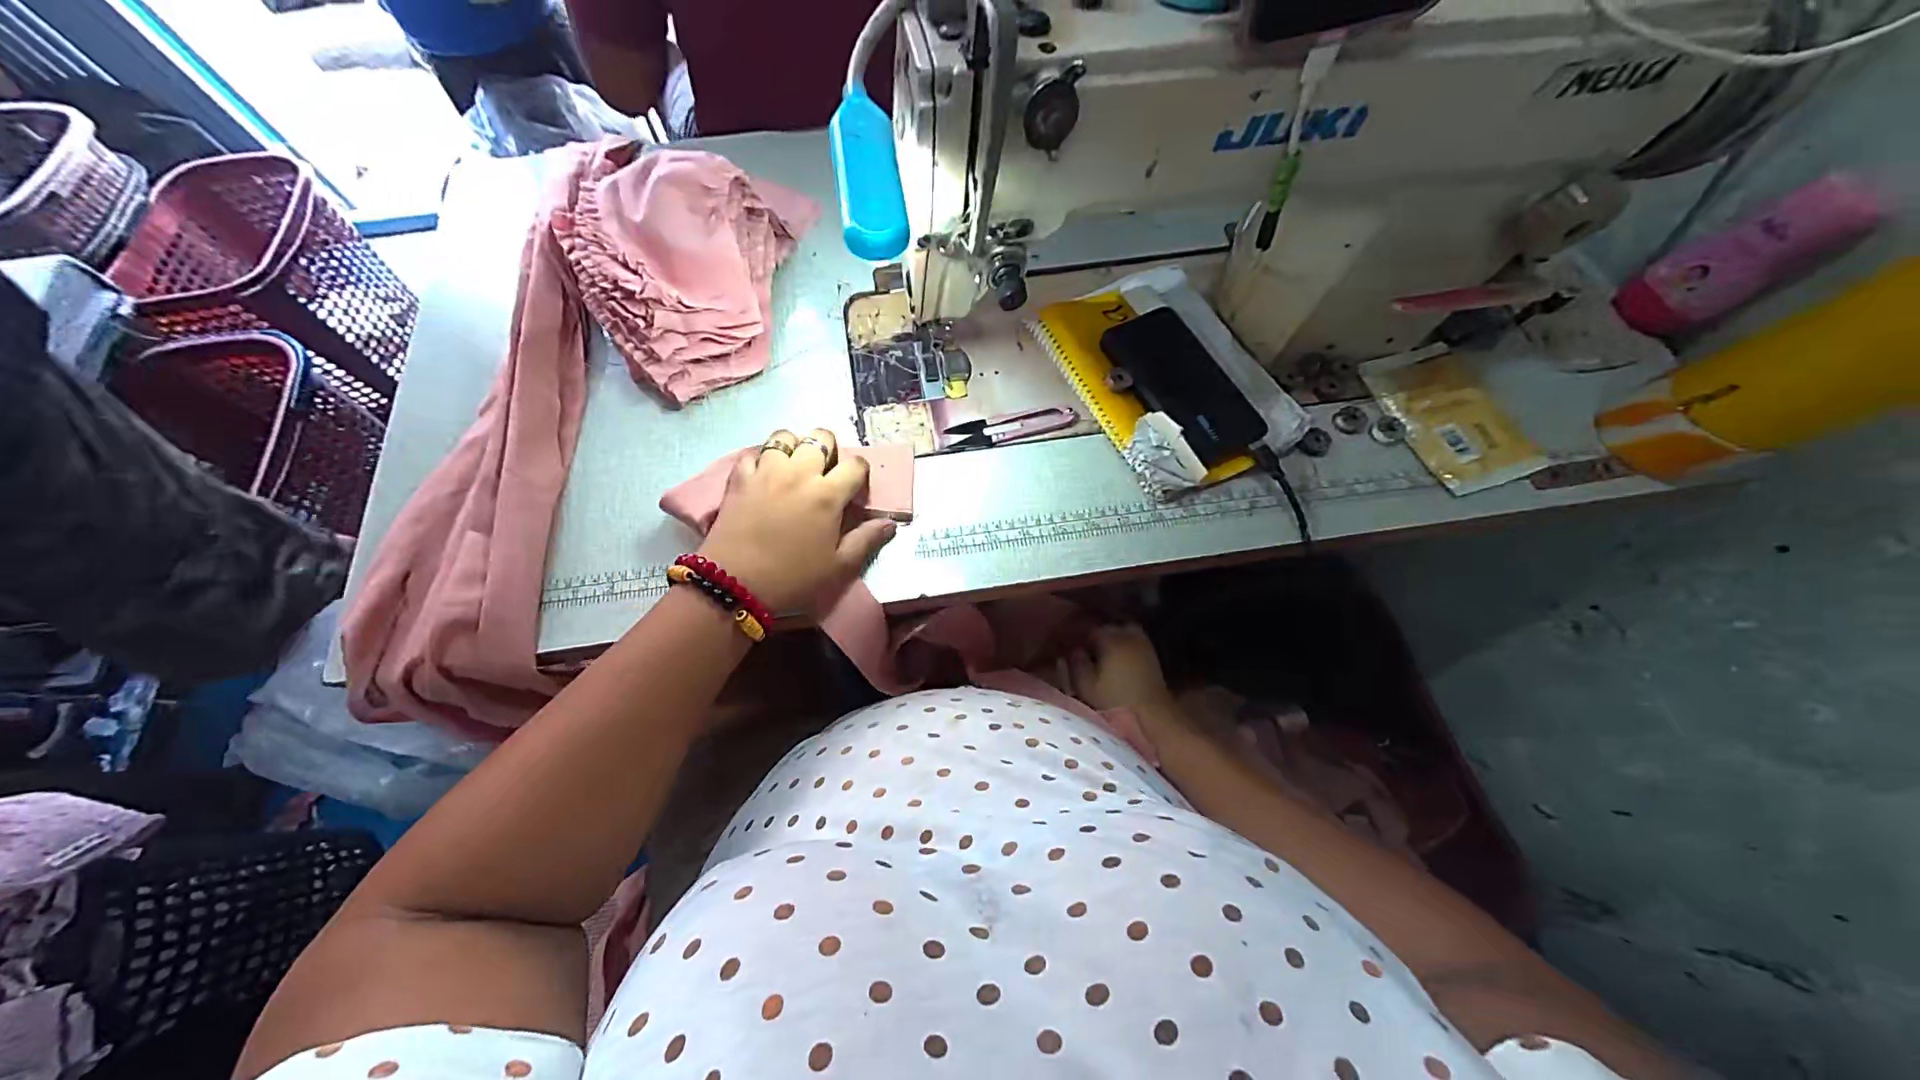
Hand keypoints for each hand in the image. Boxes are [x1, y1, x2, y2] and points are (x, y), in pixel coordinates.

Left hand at [697, 428, 896, 616]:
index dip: (860, 473)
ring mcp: (766, 471)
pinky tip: (764, 474)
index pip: (855, 464)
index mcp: (828, 494)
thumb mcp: (838, 567)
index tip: (854, 489)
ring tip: (794, 467)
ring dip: (794, 447)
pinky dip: (761, 458)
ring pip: (785, 437)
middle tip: (825, 473)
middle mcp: (799, 473)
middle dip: (829, 450)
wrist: (734, 584)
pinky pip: (752, 453)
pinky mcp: (739, 478)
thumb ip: (866, 541)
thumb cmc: (792, 578)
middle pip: (821, 438)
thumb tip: (890, 523)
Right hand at [1066, 624, 1179, 720]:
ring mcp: (1143, 643)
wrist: (1152, 714)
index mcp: (1111, 639)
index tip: (1073, 648)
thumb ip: (1076, 663)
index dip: (1079, 638)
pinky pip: (1134, 640)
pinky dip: (1124, 645)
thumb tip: (1074, 649)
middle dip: (1097, 635)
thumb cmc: (1115, 701)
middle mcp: (1128, 635)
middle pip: (1108, 626)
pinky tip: (1117, 659)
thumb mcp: (1086, 686)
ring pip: (1123, 631)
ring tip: (1102, 653)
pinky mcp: (1151, 653)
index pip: (1090, 629)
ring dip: (1112, 639)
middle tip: (1087, 650)